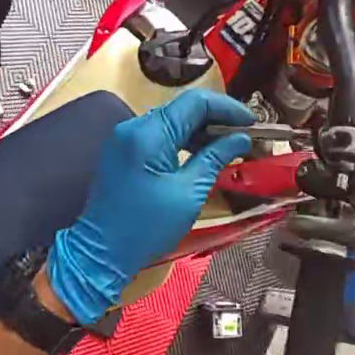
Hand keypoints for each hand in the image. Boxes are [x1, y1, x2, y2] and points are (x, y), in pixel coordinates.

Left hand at [46, 90, 254, 323]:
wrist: (101, 252)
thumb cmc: (145, 226)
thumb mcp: (189, 193)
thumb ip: (214, 158)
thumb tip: (240, 139)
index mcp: (149, 133)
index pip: (195, 102)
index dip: (228, 108)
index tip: (253, 122)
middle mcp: (134, 128)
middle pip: (183, 109)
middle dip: (217, 119)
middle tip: (245, 137)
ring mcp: (125, 139)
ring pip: (172, 122)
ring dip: (201, 131)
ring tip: (230, 147)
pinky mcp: (124, 153)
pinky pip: (159, 136)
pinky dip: (182, 141)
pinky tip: (203, 154)